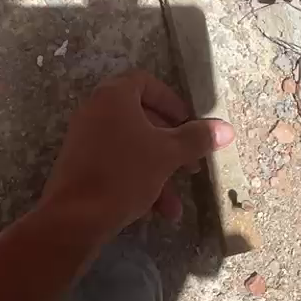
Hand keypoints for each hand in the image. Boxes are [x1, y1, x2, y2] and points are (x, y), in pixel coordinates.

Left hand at [42, 70, 232, 242]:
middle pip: (142, 119)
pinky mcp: (80, 166)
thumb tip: (226, 128)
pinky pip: (116, 165)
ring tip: (175, 207)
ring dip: (158, 173)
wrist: (74, 218)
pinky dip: (138, 182)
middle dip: (171, 146)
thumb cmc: (124, 173)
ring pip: (132, 149)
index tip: (189, 124)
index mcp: (114, 96)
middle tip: (190, 167)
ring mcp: (85, 139)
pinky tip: (155, 212)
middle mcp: (95, 111)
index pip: (146, 83)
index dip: (171, 101)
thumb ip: (196, 139)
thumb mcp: (167, 154)